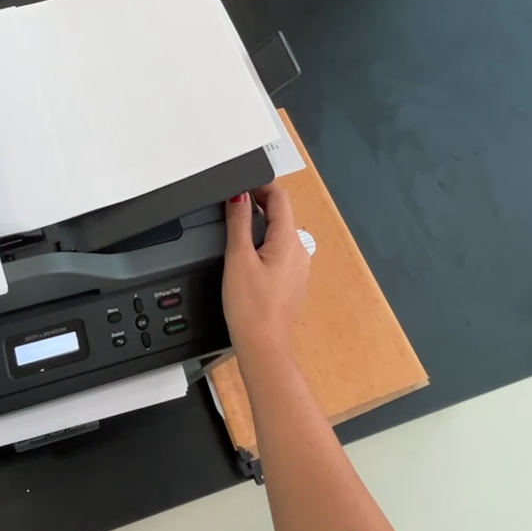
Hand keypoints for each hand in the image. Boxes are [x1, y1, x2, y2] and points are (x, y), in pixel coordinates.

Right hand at [221, 184, 308, 361]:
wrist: (263, 346)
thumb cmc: (250, 306)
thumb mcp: (238, 257)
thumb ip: (238, 222)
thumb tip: (238, 195)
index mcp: (289, 241)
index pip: (279, 197)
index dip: (259, 185)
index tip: (239, 183)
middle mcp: (299, 251)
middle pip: (281, 213)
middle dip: (257, 202)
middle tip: (231, 200)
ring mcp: (298, 267)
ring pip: (280, 232)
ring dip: (259, 222)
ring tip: (235, 223)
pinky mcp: (291, 280)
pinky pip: (280, 249)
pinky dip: (263, 241)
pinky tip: (246, 252)